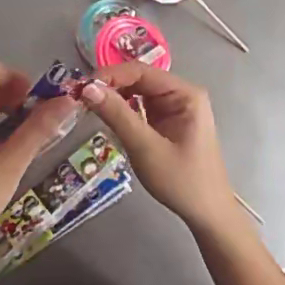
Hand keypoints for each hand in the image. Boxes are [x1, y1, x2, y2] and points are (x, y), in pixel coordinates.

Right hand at [77, 64, 240, 230]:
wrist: (206, 212)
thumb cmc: (181, 181)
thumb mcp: (146, 148)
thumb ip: (117, 115)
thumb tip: (87, 88)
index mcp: (185, 94)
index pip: (140, 72)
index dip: (109, 75)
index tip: (80, 88)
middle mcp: (181, 94)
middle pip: (138, 80)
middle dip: (109, 86)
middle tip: (78, 98)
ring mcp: (175, 108)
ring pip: (137, 93)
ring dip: (113, 98)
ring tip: (86, 106)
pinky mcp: (167, 122)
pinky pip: (140, 108)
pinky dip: (122, 111)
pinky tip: (105, 117)